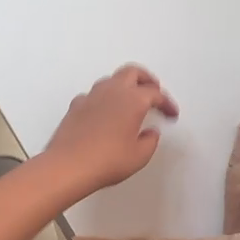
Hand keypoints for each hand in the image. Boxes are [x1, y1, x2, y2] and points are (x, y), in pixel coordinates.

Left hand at [42, 65, 178, 193]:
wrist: (68, 166)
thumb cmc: (107, 161)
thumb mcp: (139, 156)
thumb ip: (150, 141)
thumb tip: (150, 133)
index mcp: (133, 100)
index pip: (156, 94)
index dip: (167, 103)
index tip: (171, 113)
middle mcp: (112, 91)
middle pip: (133, 73)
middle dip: (146, 80)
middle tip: (154, 93)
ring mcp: (91, 96)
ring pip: (111, 80)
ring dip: (124, 86)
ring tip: (130, 101)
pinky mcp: (75, 106)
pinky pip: (94, 95)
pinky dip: (103, 99)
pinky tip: (105, 112)